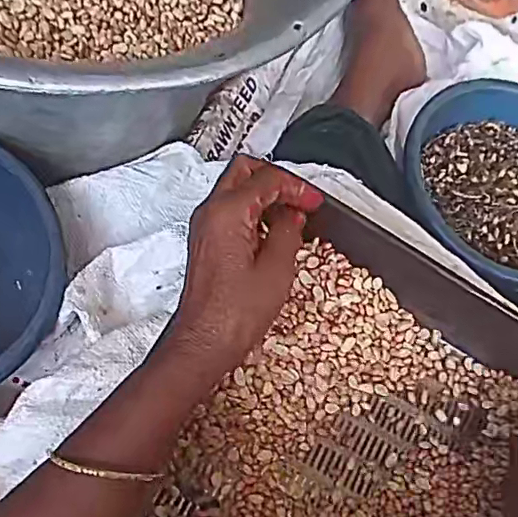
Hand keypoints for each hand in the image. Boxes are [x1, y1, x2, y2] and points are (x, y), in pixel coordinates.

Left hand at [164, 156, 324, 374]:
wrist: (204, 344)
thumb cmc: (233, 316)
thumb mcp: (277, 270)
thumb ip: (288, 232)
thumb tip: (293, 216)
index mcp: (227, 213)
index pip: (267, 178)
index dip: (297, 186)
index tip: (313, 201)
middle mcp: (209, 215)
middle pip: (245, 173)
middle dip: (276, 181)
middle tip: (300, 200)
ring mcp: (203, 230)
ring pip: (235, 192)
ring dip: (263, 198)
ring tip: (290, 221)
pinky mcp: (205, 246)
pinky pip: (229, 216)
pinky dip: (252, 216)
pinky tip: (271, 239)